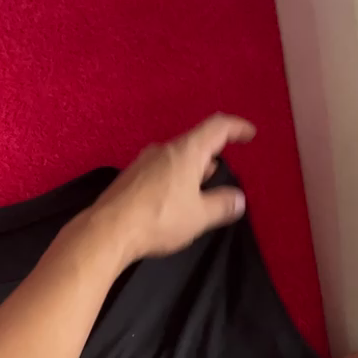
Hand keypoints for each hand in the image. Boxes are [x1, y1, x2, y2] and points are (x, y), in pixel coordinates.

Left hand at [84, 113, 256, 263]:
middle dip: (211, 156)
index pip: (218, 127)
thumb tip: (238, 200)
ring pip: (175, 158)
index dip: (237, 128)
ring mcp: (142, 163)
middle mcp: (163, 149)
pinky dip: (172, 180)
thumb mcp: (199, 216)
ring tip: (198, 189)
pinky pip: (158, 172)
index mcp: (186, 151)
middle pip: (194, 143)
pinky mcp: (128, 179)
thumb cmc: (159, 219)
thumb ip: (222, 206)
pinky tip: (171, 201)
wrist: (108, 230)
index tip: (249, 134)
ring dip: (190, 170)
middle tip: (220, 172)